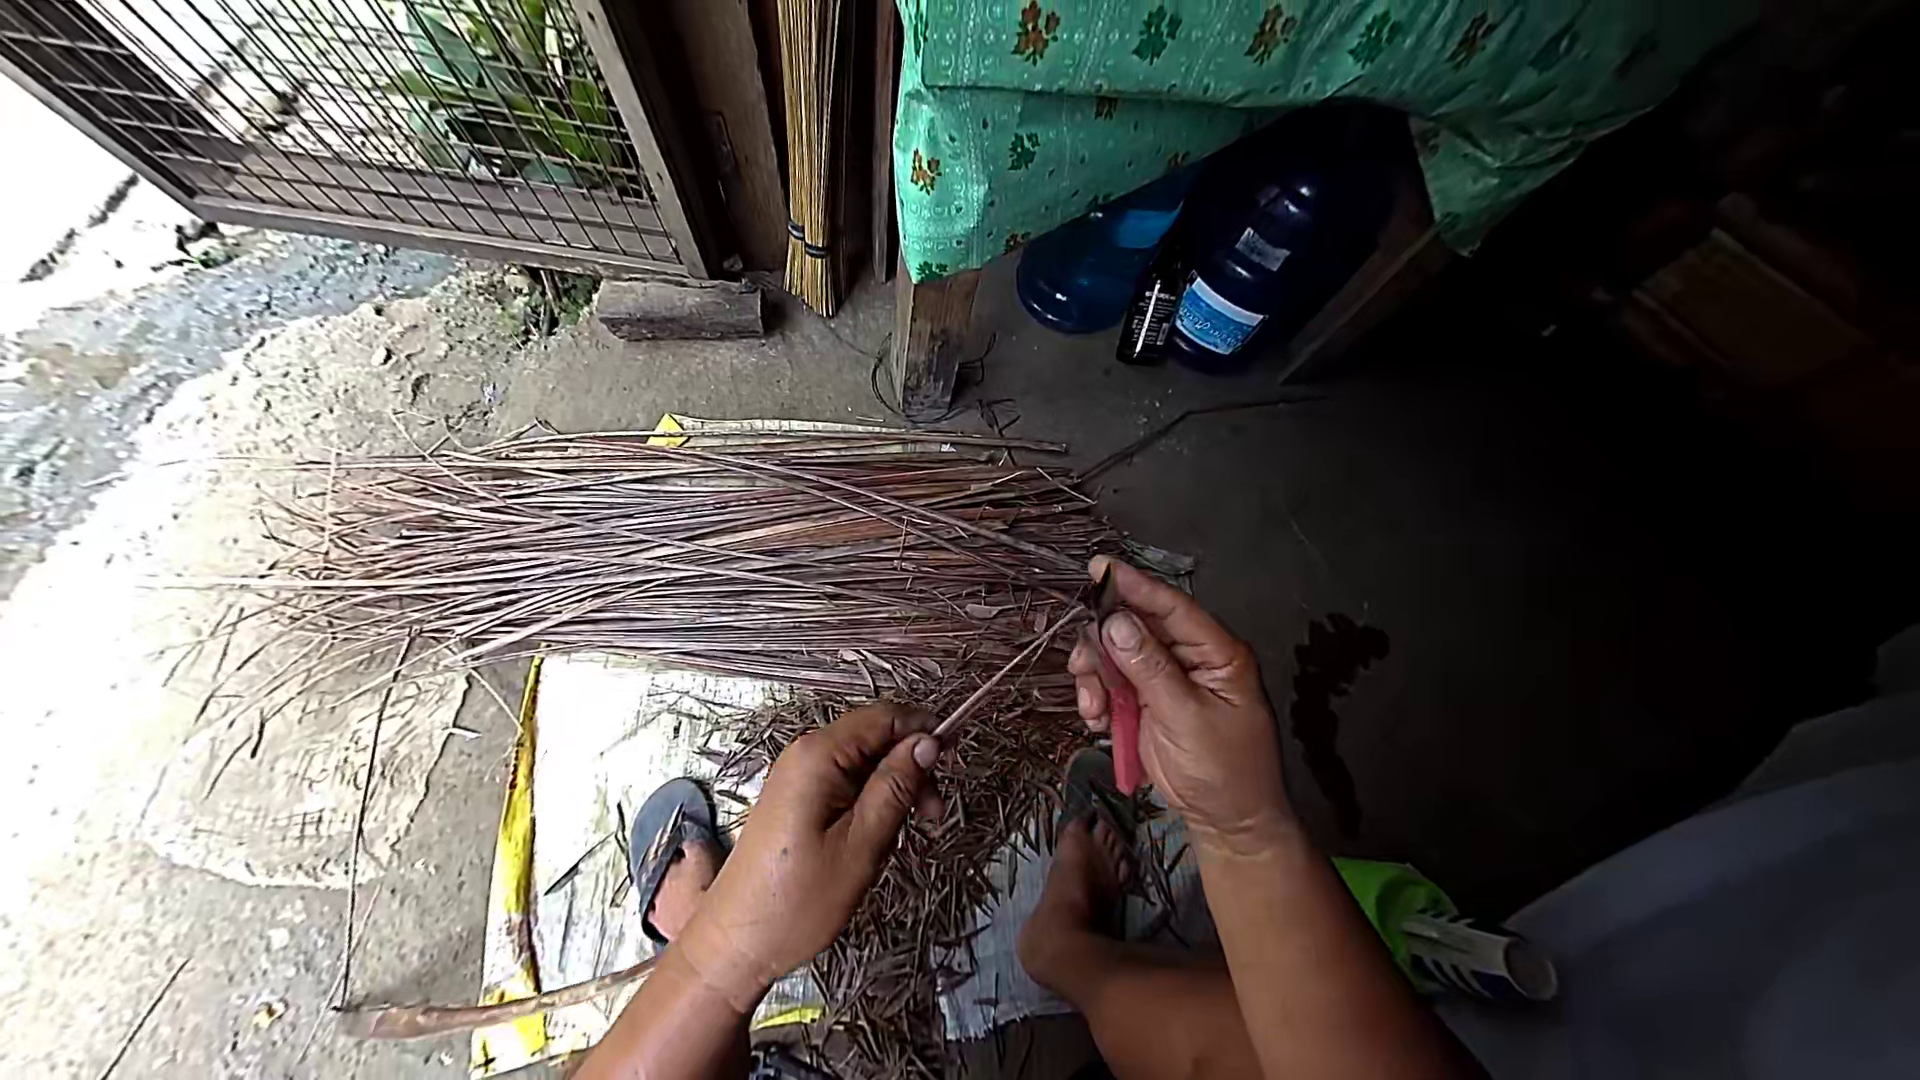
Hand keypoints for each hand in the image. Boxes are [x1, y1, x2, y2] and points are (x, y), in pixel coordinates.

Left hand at [671, 702, 941, 1011]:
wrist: (733, 949)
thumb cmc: (798, 902)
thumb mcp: (861, 845)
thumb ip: (896, 786)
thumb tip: (928, 741)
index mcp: (819, 754)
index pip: (885, 716)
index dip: (923, 731)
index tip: (950, 765)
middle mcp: (806, 752)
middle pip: (875, 737)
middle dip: (910, 766)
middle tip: (932, 816)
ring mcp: (798, 774)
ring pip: (864, 761)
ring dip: (893, 788)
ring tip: (902, 835)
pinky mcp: (797, 796)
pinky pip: (846, 781)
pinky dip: (870, 801)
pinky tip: (875, 837)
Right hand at [1068, 557, 1292, 849]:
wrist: (1226, 822)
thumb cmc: (1225, 771)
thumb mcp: (1188, 718)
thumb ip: (1150, 669)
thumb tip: (1116, 622)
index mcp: (1214, 652)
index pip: (1172, 606)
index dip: (1135, 585)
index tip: (1099, 568)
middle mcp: (1186, 656)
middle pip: (1133, 626)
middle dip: (1103, 644)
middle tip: (1087, 667)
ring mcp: (1162, 677)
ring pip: (1112, 653)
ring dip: (1095, 676)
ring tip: (1095, 707)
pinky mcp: (1143, 699)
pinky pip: (1107, 683)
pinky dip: (1096, 698)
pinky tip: (1098, 720)